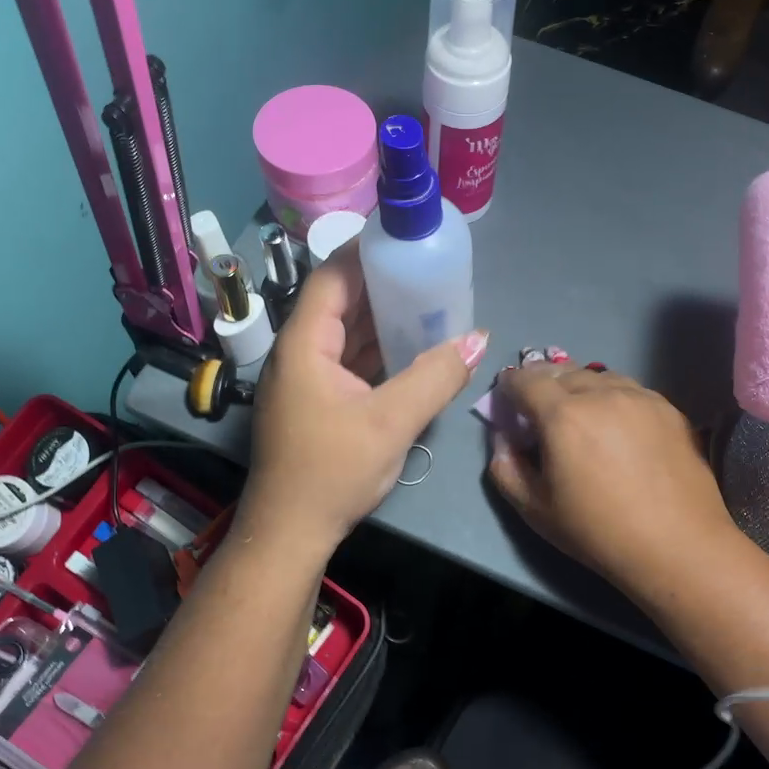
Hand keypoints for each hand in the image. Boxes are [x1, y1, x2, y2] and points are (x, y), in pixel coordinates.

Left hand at [237, 244, 487, 551]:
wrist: (289, 532)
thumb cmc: (332, 472)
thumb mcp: (391, 423)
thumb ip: (435, 377)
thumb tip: (479, 339)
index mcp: (305, 343)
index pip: (333, 275)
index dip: (368, 250)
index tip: (409, 236)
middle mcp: (299, 352)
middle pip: (340, 302)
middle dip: (384, 285)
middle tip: (432, 271)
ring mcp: (304, 379)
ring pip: (345, 334)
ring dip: (383, 320)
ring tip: (430, 304)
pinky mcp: (314, 403)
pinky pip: (347, 361)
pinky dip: (377, 351)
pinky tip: (410, 350)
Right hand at [487, 365, 737, 597]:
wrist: (677, 546)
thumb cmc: (598, 532)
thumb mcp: (535, 509)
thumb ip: (505, 467)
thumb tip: (503, 438)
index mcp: (563, 415)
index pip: (525, 380)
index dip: (509, 387)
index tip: (508, 403)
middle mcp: (602, 393)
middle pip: (562, 371)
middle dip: (543, 385)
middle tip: (540, 412)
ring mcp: (641, 397)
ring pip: (599, 377)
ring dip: (580, 388)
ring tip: (580, 416)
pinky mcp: (670, 408)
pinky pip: (630, 390)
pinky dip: (613, 398)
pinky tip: (617, 427)